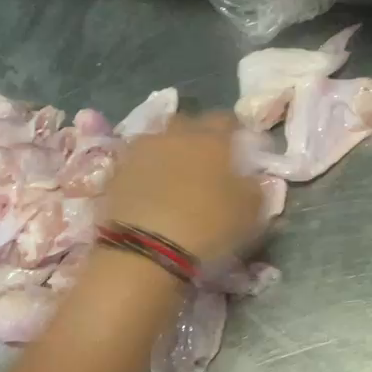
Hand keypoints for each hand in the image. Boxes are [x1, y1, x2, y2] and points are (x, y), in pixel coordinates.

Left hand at [100, 113, 262, 262]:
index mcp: (212, 139)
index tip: (241, 149)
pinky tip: (150, 194)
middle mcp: (174, 135)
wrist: (144, 252)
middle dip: (198, 136)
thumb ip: (256, 188)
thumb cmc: (207, 227)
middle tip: (206, 162)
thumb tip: (255, 178)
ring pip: (158, 141)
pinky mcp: (115, 173)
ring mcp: (140, 151)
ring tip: (175, 178)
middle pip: (188, 124)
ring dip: (168, 153)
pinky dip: (145, 173)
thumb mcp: (250, 213)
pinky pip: (137, 164)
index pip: (228, 119)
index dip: (236, 133)